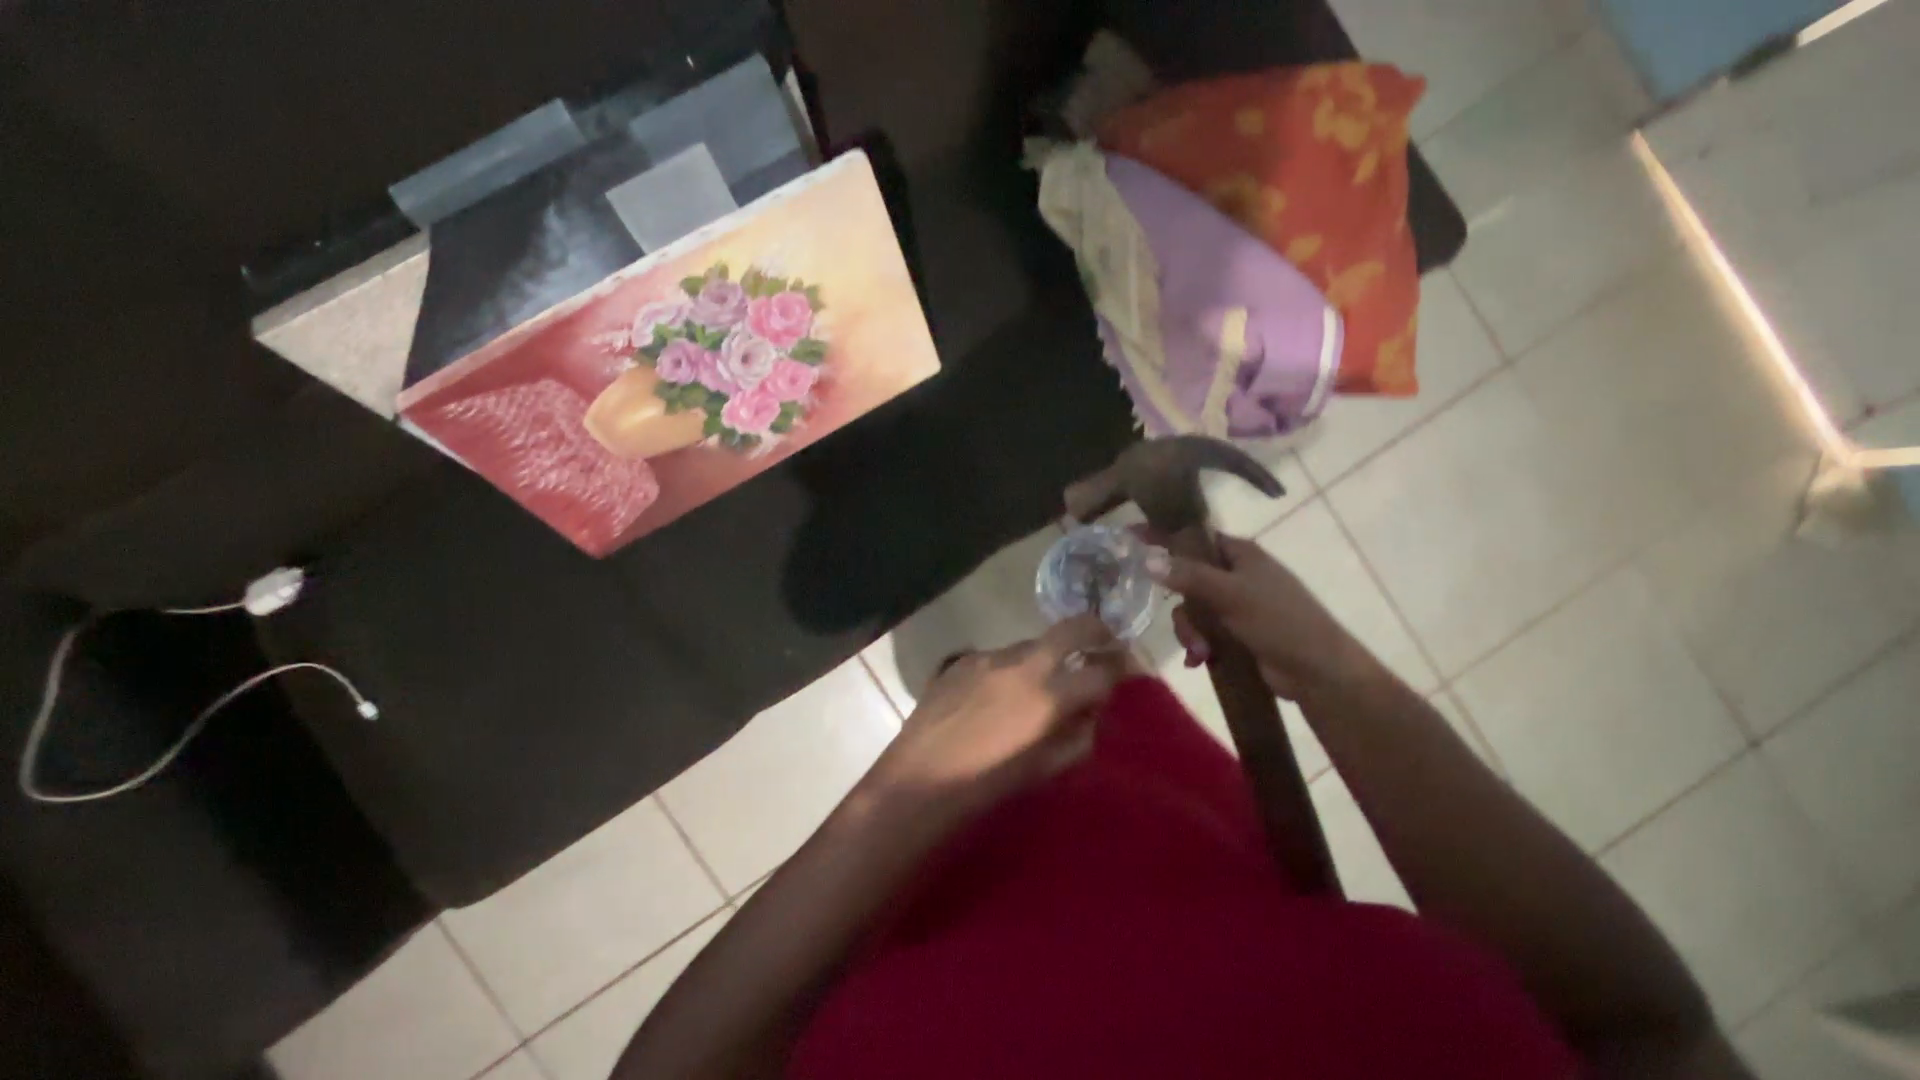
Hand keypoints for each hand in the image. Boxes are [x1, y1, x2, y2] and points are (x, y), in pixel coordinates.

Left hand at [863, 616, 1126, 814]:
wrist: (919, 780)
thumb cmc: (986, 785)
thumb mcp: (1045, 768)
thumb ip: (1078, 735)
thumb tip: (1091, 712)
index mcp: (1049, 696)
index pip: (1101, 671)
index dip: (1120, 670)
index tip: (1125, 672)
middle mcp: (1022, 664)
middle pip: (1073, 629)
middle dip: (1096, 633)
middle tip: (1104, 646)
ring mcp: (989, 656)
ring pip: (1032, 645)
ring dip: (1045, 659)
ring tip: (1037, 688)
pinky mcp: (961, 659)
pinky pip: (998, 657)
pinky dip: (1010, 670)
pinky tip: (997, 696)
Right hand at [1154, 533, 1385, 701]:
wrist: (1317, 670)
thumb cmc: (1280, 620)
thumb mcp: (1231, 594)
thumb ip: (1189, 576)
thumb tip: (1147, 560)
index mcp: (1240, 553)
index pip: (1194, 536)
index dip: (1164, 536)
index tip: (1131, 539)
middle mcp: (1237, 574)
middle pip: (1188, 579)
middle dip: (1183, 609)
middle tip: (1188, 630)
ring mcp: (1238, 605)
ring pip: (1194, 611)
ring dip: (1192, 633)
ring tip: (1202, 653)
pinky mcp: (1239, 633)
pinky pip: (1205, 633)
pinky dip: (1200, 646)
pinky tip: (1200, 662)